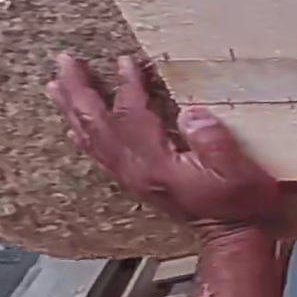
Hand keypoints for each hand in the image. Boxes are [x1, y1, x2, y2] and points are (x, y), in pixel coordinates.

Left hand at [47, 53, 279, 238]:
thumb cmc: (239, 204)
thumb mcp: (239, 171)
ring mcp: (134, 179)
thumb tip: (191, 113)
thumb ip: (215, 142)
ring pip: (92, 139)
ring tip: (56, 85)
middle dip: (79, 90)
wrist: (233, 237)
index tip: (126, 60)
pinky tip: (76, 127)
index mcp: (158, 164)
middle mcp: (137, 171)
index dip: (128, 85)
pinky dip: (85, 137)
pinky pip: (101, 156)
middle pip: (97, 125)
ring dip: (73, 110)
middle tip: (65, 61)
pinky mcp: (138, 184)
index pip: (132, 117)